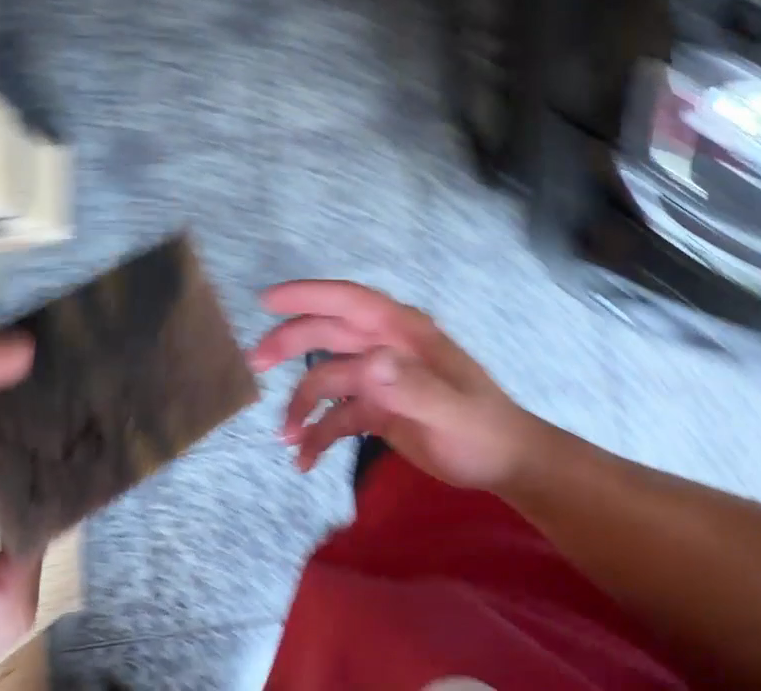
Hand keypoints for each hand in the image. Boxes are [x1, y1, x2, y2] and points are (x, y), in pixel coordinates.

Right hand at [249, 280, 541, 491]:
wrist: (505, 464)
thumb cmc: (483, 431)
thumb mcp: (450, 412)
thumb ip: (412, 388)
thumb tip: (368, 362)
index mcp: (405, 334)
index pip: (351, 302)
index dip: (309, 295)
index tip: (268, 299)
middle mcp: (388, 349)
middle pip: (329, 334)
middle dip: (290, 343)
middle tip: (255, 362)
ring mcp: (382, 379)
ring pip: (328, 377)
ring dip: (302, 402)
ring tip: (285, 435)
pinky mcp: (379, 409)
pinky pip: (338, 415)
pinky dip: (319, 433)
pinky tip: (306, 460)